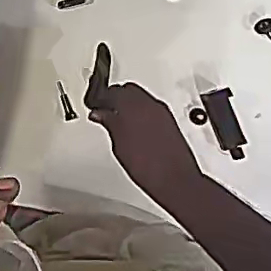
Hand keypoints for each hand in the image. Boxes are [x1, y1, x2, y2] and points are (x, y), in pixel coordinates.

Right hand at [89, 82, 205, 204]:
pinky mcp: (169, 120)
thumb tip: (99, 114)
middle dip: (115, 98)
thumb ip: (109, 124)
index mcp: (133, 106)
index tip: (95, 107)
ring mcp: (161, 111)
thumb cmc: (149, 167)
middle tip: (105, 111)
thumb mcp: (119, 146)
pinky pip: (151, 107)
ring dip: (129, 104)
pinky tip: (134, 127)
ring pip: (140, 97)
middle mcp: (149, 104)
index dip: (101, 99)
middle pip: (127, 90)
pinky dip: (141, 112)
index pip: (112, 91)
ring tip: (118, 121)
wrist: (175, 180)